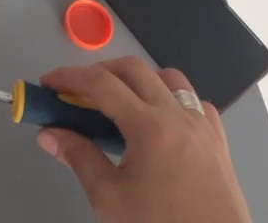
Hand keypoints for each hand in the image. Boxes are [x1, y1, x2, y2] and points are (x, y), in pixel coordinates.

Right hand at [36, 58, 250, 222]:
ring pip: (169, 79)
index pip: (101, 83)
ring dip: (139, 80)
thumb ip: (78, 157)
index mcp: (149, 127)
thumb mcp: (109, 199)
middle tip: (79, 93)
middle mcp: (178, 116)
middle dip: (100, 71)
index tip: (48, 83)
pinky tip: (162, 122)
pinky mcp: (220, 145)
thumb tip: (47, 133)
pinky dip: (173, 100)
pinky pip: (196, 104)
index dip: (70, 77)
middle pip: (133, 69)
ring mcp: (203, 128)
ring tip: (121, 103)